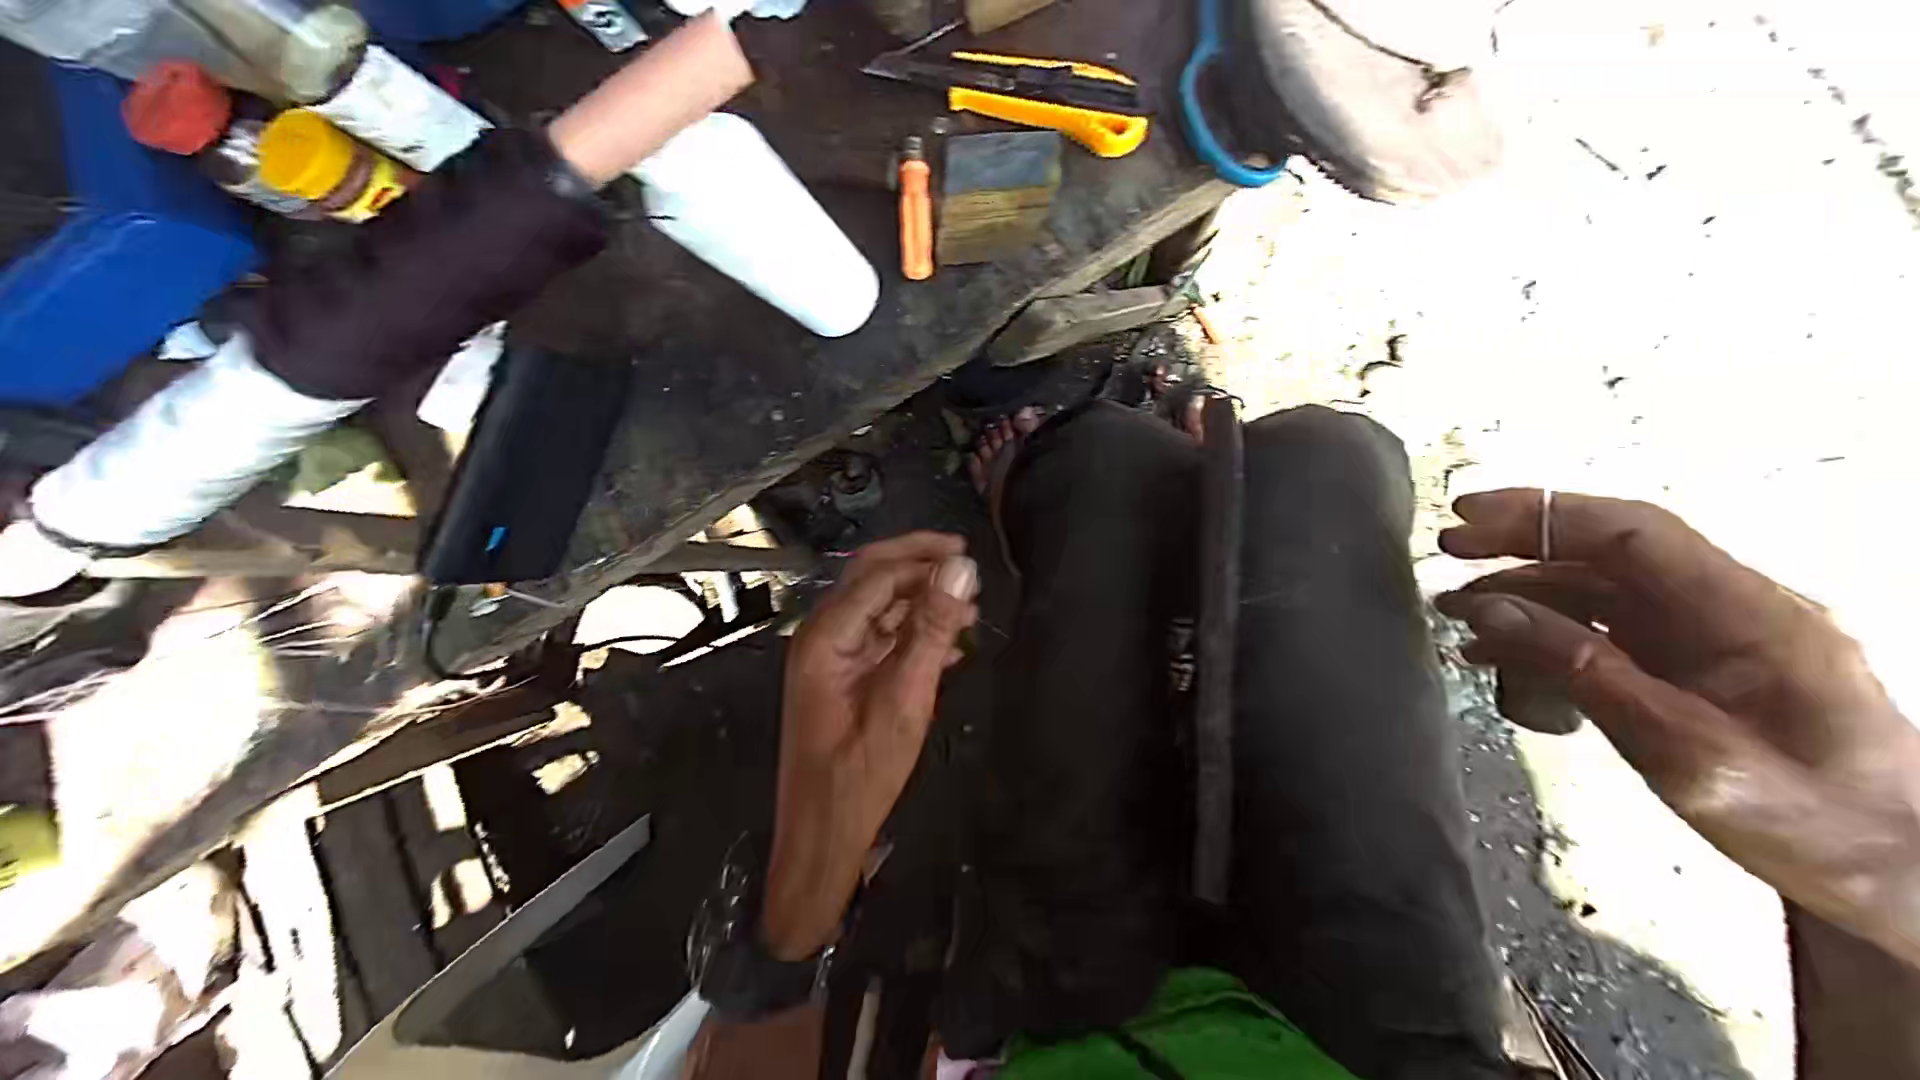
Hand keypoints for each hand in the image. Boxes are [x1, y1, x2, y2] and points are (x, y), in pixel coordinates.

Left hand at [762, 533, 978, 959]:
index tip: (969, 559)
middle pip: (871, 578)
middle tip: (963, 559)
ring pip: (879, 607)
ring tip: (966, 608)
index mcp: (825, 637)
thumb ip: (931, 630)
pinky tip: (949, 645)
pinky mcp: (844, 677)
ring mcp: (831, 657)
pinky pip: (881, 638)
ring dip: (920, 600)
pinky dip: (914, 632)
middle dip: (917, 563)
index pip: (877, 576)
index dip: (924, 561)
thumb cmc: (860, 775)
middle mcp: (822, 637)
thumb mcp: (905, 700)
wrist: (822, 837)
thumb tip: (960, 569)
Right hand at [1436, 490, 1919, 967]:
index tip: (1465, 515)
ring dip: (1517, 596)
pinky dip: (1537, 634)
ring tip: (1452, 616)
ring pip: (1592, 591)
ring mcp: (1705, 638)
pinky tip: (1490, 654)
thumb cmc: (1807, 821)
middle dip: (1517, 544)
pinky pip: (1597, 630)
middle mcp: (1726, 609)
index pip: (1631, 533)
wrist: (1897, 879)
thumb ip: (1583, 670)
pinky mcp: (1684, 666)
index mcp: (1749, 614)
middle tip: (1445, 554)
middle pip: (1604, 553)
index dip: (1543, 513)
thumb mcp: (1683, 750)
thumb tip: (1489, 610)